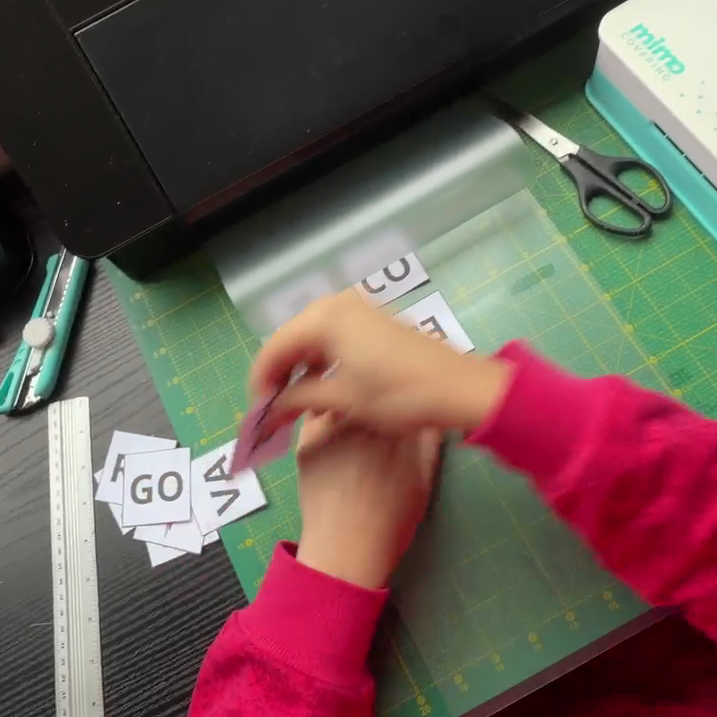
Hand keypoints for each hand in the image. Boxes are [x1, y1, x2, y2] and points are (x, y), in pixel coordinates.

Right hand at [251, 292, 512, 435]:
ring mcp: (360, 310)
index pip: (275, 347)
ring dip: (303, 369)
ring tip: (300, 405)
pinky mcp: (376, 321)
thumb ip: (297, 399)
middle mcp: (338, 304)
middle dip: (281, 374)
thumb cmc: (398, 393)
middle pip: (292, 339)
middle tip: (274, 409)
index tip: (258, 412)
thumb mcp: (341, 400)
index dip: (262, 381)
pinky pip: (336, 338)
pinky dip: (325, 362)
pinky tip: (327, 390)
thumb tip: (268, 410)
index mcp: (324, 318)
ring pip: (314, 339)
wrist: (458, 387)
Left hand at [294, 413, 441, 589]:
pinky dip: (322, 424)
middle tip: (372, 423)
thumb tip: (431, 418)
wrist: (345, 551)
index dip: (398, 402)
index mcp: (396, 430)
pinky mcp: (306, 443)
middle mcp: (362, 424)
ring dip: (344, 406)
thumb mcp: (423, 483)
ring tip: (350, 433)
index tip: (399, 411)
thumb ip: (429, 445)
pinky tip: (331, 444)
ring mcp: (330, 431)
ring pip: (338, 402)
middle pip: (366, 394)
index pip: (398, 398)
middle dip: (371, 401)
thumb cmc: (391, 522)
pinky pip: (314, 421)